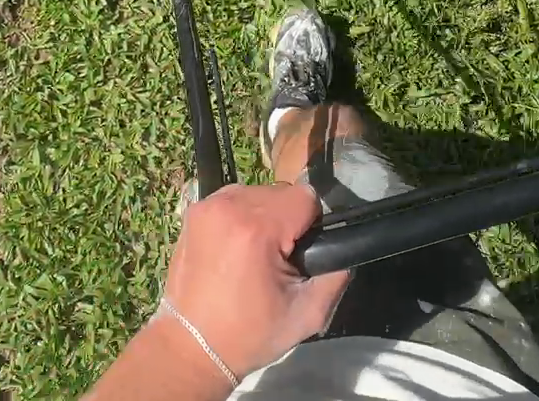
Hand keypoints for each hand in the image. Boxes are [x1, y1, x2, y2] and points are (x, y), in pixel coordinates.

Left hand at [160, 182, 350, 378]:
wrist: (191, 346)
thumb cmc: (249, 333)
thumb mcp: (305, 316)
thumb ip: (335, 276)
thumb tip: (347, 249)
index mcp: (257, 227)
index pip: (305, 198)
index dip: (311, 226)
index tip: (298, 254)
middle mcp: (231, 205)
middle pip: (281, 192)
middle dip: (287, 220)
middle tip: (277, 260)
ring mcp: (209, 204)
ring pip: (258, 192)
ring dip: (264, 215)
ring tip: (255, 254)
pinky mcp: (195, 209)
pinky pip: (234, 198)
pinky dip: (241, 216)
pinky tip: (235, 247)